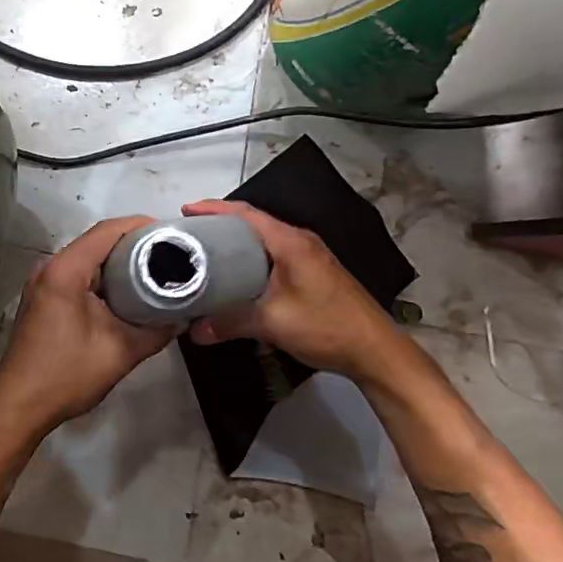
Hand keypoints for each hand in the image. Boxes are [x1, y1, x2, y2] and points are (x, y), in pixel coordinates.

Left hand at [0, 217, 176, 439]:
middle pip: (97, 242)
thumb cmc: (67, 374)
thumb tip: (182, 317)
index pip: (107, 231)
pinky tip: (127, 291)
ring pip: (87, 260)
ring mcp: (43, 283)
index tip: (172, 232)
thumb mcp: (121, 351)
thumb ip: (156, 330)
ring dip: (118, 263)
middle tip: (171, 253)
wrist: (20, 404)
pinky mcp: (43, 299)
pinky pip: (77, 276)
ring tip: (156, 270)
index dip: (141, 226)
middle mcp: (49, 268)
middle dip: (134, 243)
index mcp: (65, 271)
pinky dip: (103, 279)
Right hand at [182, 199, 406, 379]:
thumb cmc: (326, 327)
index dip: (213, 209)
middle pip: (254, 222)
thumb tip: (193, 332)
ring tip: (207, 251)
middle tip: (190, 233)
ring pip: (264, 240)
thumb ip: (229, 323)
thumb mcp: (271, 324)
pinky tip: (236, 273)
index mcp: (290, 243)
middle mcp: (301, 242)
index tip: (185, 211)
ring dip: (236, 241)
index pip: (245, 214)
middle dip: (220, 224)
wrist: (377, 352)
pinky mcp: (314, 272)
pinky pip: (274, 254)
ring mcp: (310, 256)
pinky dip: (251, 256)